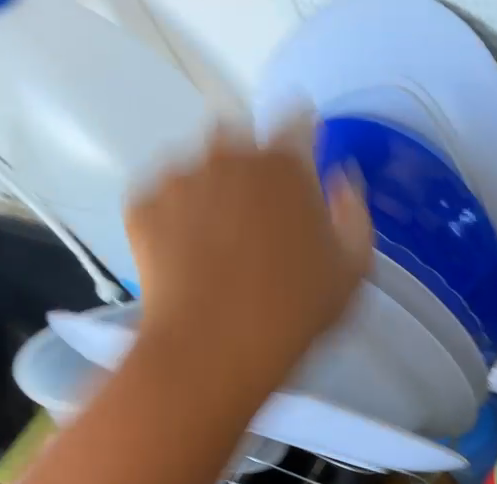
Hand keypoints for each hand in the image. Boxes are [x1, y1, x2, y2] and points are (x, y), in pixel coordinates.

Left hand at [125, 117, 373, 398]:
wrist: (214, 348)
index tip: (306, 162)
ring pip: (199, 166)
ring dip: (213, 189)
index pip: (297, 121)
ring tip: (223, 243)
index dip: (303, 137)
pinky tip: (193, 258)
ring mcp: (179, 176)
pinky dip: (179, 218)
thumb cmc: (297, 311)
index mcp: (286, 164)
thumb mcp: (354, 270)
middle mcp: (228, 153)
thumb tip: (340, 181)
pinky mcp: (142, 203)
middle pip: (241, 137)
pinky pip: (166, 198)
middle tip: (262, 215)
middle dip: (251, 163)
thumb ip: (353, 214)